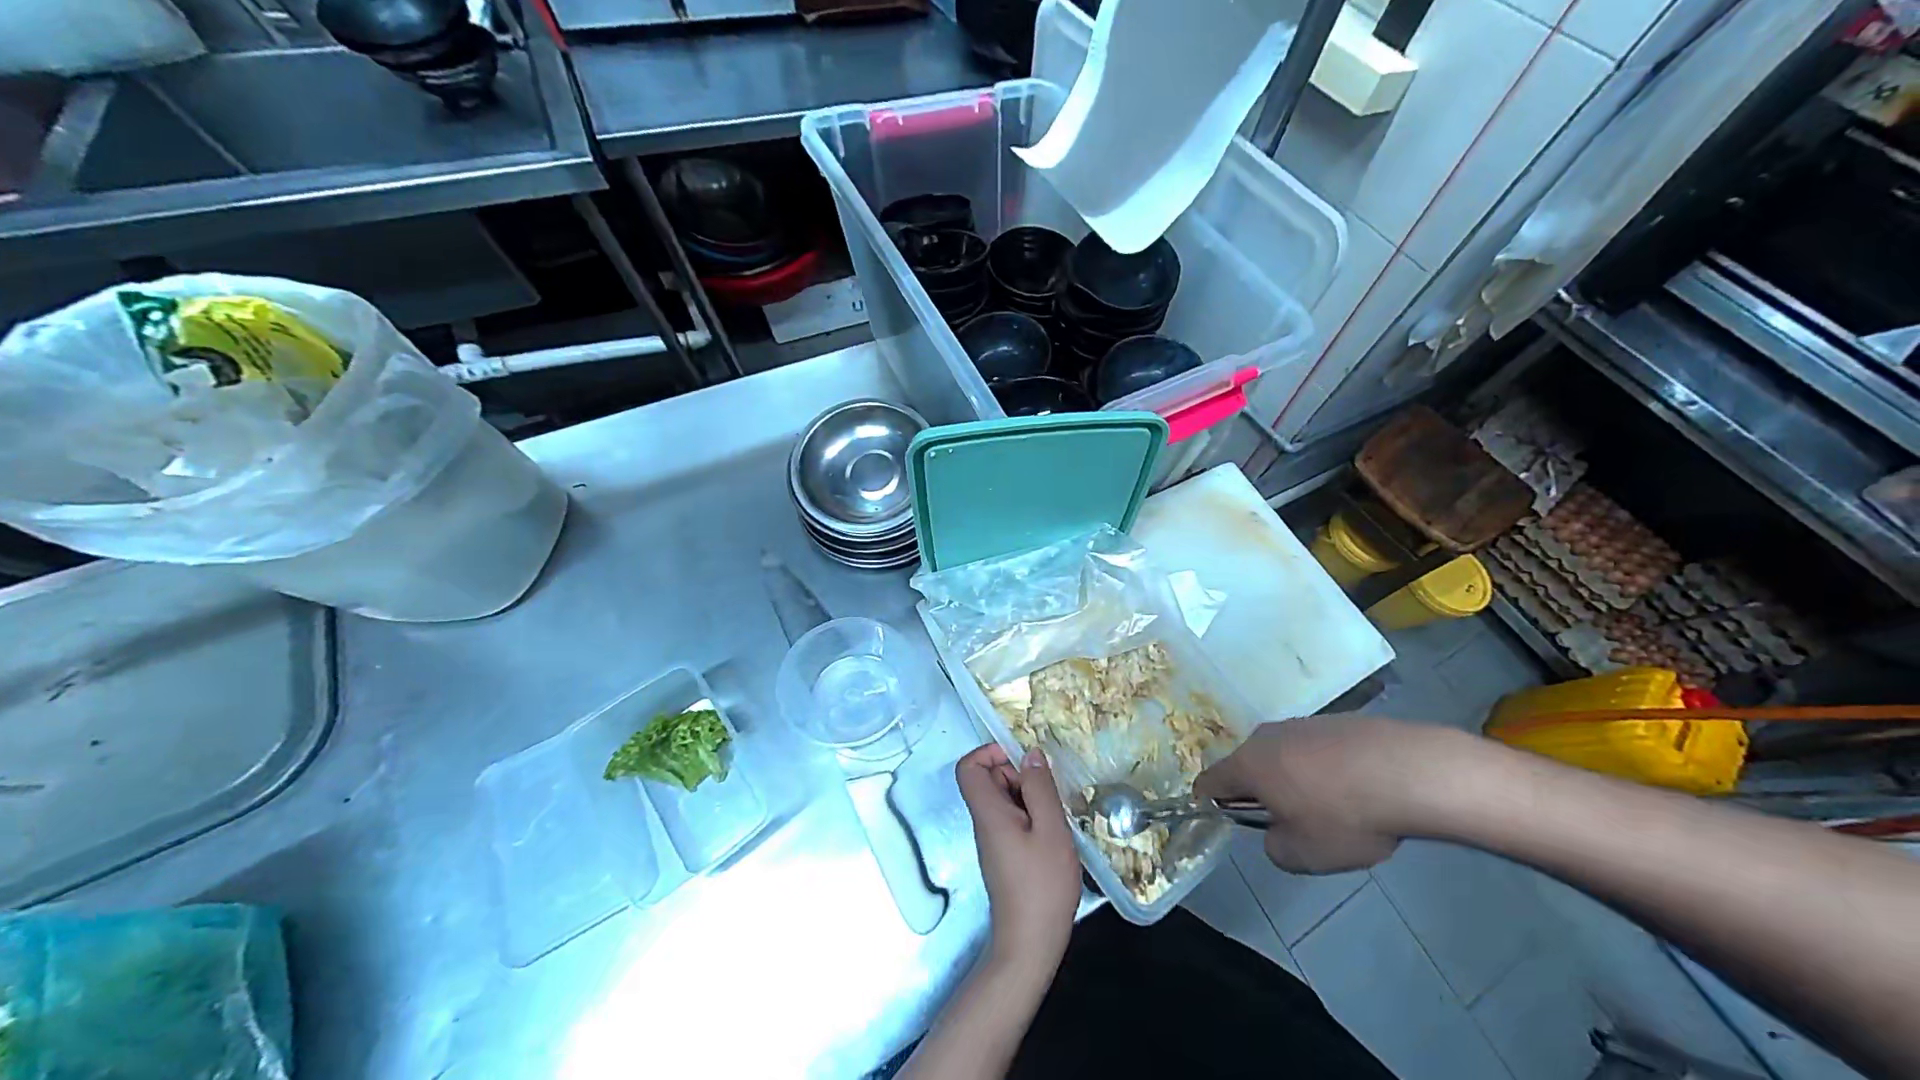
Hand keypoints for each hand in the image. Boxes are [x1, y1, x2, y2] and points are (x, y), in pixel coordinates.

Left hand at [955, 742, 1082, 970]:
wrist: (1031, 943)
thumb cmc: (1042, 885)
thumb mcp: (1051, 830)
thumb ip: (1040, 789)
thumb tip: (1030, 754)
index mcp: (988, 812)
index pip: (968, 767)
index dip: (990, 752)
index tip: (1022, 759)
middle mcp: (984, 823)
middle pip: (987, 780)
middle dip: (1017, 774)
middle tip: (1048, 791)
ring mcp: (993, 841)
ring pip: (1002, 800)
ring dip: (1028, 796)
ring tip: (1056, 813)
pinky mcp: (1004, 855)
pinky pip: (1011, 820)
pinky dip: (1031, 816)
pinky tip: (1054, 833)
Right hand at [1195, 715, 1477, 874]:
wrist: (1411, 772)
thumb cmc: (1346, 815)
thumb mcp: (1305, 854)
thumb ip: (1275, 848)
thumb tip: (1277, 834)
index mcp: (1248, 764)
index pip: (1210, 781)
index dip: (1211, 803)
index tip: (1228, 820)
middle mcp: (1267, 736)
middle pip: (1248, 766)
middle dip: (1260, 793)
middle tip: (1290, 822)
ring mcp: (1303, 724)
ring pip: (1284, 756)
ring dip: (1294, 779)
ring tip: (1333, 808)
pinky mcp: (1337, 721)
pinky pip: (1316, 749)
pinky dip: (1325, 768)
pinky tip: (1358, 789)